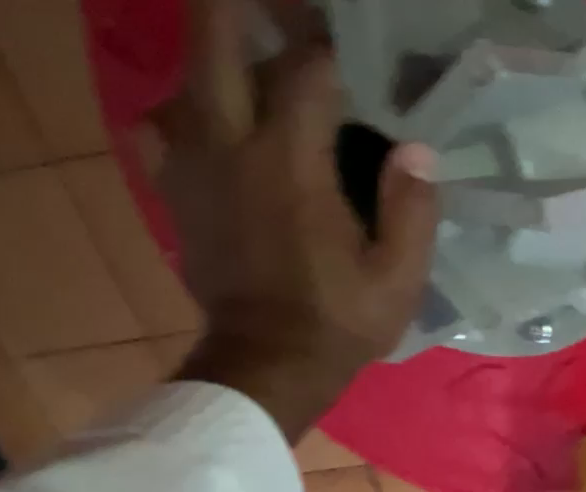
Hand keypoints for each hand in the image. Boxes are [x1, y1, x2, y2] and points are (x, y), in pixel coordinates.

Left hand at [156, 0, 438, 440]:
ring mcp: (193, 165)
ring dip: (219, 61)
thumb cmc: (342, 321)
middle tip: (271, 5)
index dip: (329, 46)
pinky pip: (167, 125)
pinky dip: (191, 112)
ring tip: (253, 64)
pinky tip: (216, 123)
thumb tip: (417, 150)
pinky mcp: (175, 189)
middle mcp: (231, 145)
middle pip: (216, 44)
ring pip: (188, 80)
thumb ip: (412, 209)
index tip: (350, 41)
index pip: (306, 72)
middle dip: (240, 10)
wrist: (268, 362)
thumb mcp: (400, 278)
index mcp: (292, 164)